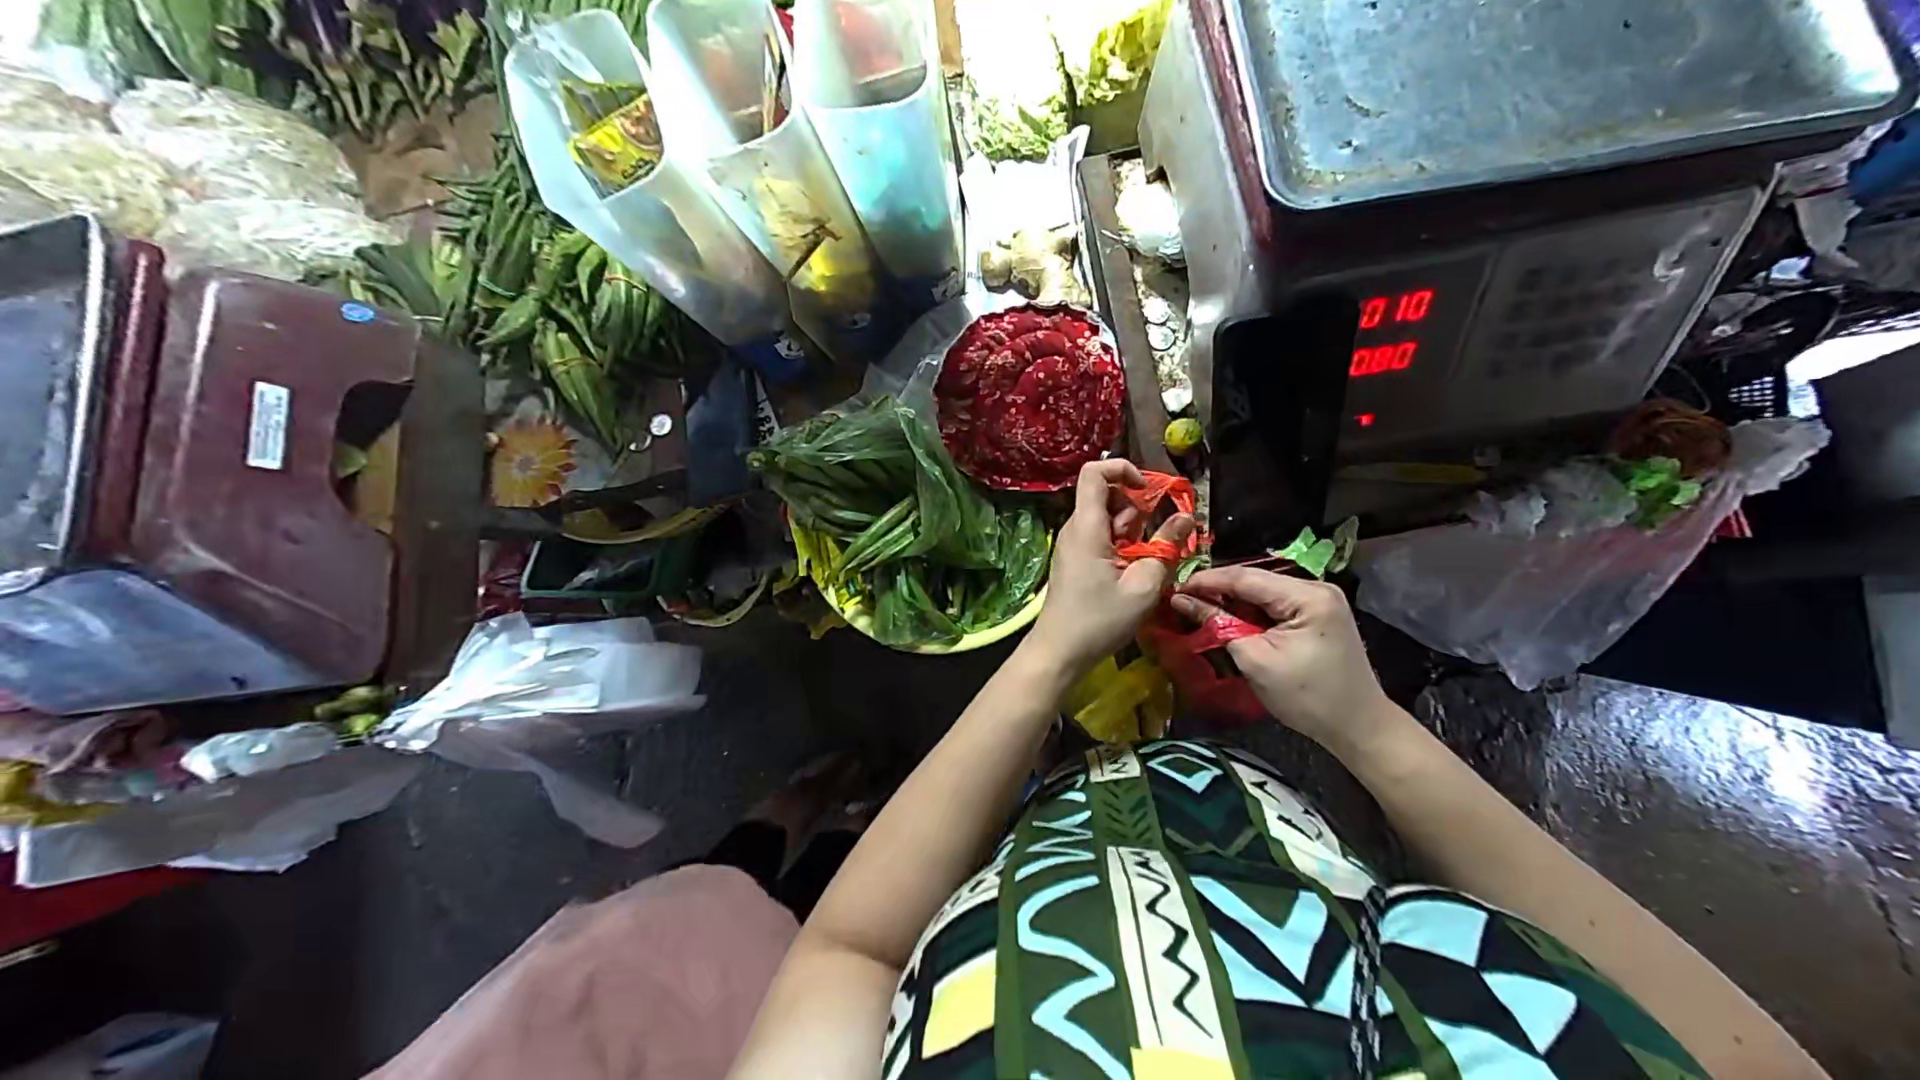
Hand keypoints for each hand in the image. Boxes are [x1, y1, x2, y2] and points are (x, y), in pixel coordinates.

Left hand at [1025, 460, 1192, 675]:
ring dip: (1131, 531)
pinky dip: (1121, 545)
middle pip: (1106, 495)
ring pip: (1107, 518)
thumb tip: (1187, 516)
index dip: (1123, 470)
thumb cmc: (1099, 620)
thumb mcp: (1143, 586)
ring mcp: (1073, 544)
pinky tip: (1130, 572)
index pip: (1094, 471)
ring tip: (1141, 563)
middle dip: (1135, 509)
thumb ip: (1166, 548)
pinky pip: (1101, 537)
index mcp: (1086, 526)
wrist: (1059, 652)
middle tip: (1148, 543)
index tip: (1149, 492)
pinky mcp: (1075, 560)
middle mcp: (1075, 528)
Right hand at [1172, 566, 1403, 757]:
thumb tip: (1181, 601)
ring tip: (1198, 607)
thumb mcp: (1254, 660)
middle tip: (1182, 599)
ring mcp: (1319, 600)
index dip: (1206, 581)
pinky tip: (1228, 617)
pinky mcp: (1317, 614)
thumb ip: (1217, 624)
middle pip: (1255, 580)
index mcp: (1307, 596)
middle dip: (1217, 589)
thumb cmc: (1306, 697)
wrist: (1357, 727)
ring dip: (1232, 600)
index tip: (1174, 588)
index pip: (1245, 577)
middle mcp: (1316, 588)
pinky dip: (1249, 610)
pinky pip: (1274, 604)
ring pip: (1262, 591)